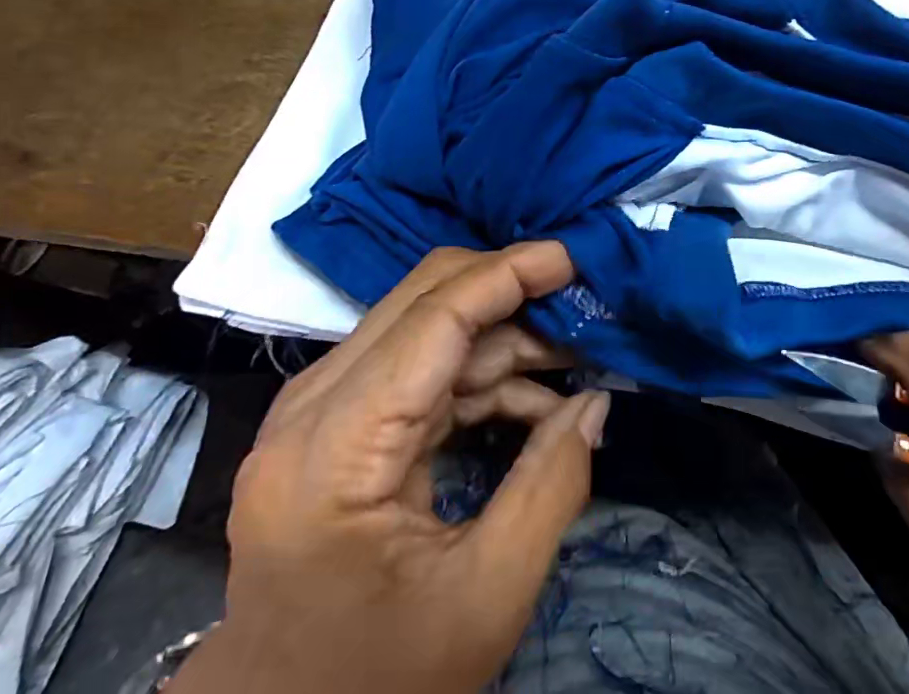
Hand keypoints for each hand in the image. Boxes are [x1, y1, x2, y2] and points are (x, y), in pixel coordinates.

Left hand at [168, 243, 608, 693]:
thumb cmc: (382, 674)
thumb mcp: (489, 593)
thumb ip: (552, 484)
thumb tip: (596, 402)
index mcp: (335, 450)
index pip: (432, 320)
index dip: (508, 275)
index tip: (575, 257)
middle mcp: (313, 410)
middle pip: (421, 303)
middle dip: (510, 290)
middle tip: (586, 301)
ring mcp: (321, 415)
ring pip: (426, 330)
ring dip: (506, 338)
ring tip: (578, 359)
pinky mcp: (340, 428)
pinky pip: (423, 372)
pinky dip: (485, 378)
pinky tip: (539, 409)